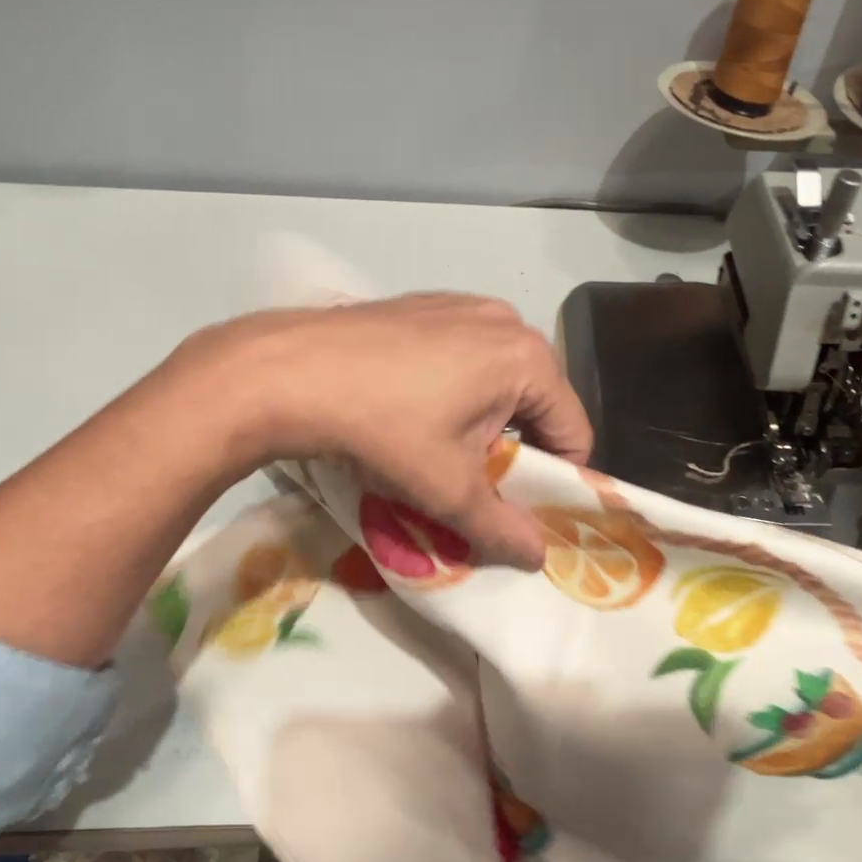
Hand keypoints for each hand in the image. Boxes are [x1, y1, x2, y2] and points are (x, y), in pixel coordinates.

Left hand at [152, 293, 591, 568]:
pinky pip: (464, 358)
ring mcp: (462, 305)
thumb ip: (503, 529)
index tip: (521, 510)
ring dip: (485, 422)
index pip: (574, 433)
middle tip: (476, 484)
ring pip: (499, 381)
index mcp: (529, 360)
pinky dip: (455, 390)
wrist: (287, 373)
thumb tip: (537, 557)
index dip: (557, 481)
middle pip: (538, 404)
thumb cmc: (387, 430)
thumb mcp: (450, 492)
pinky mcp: (424, 304)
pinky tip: (413, 410)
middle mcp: (506, 320)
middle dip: (518, 450)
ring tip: (440, 449)